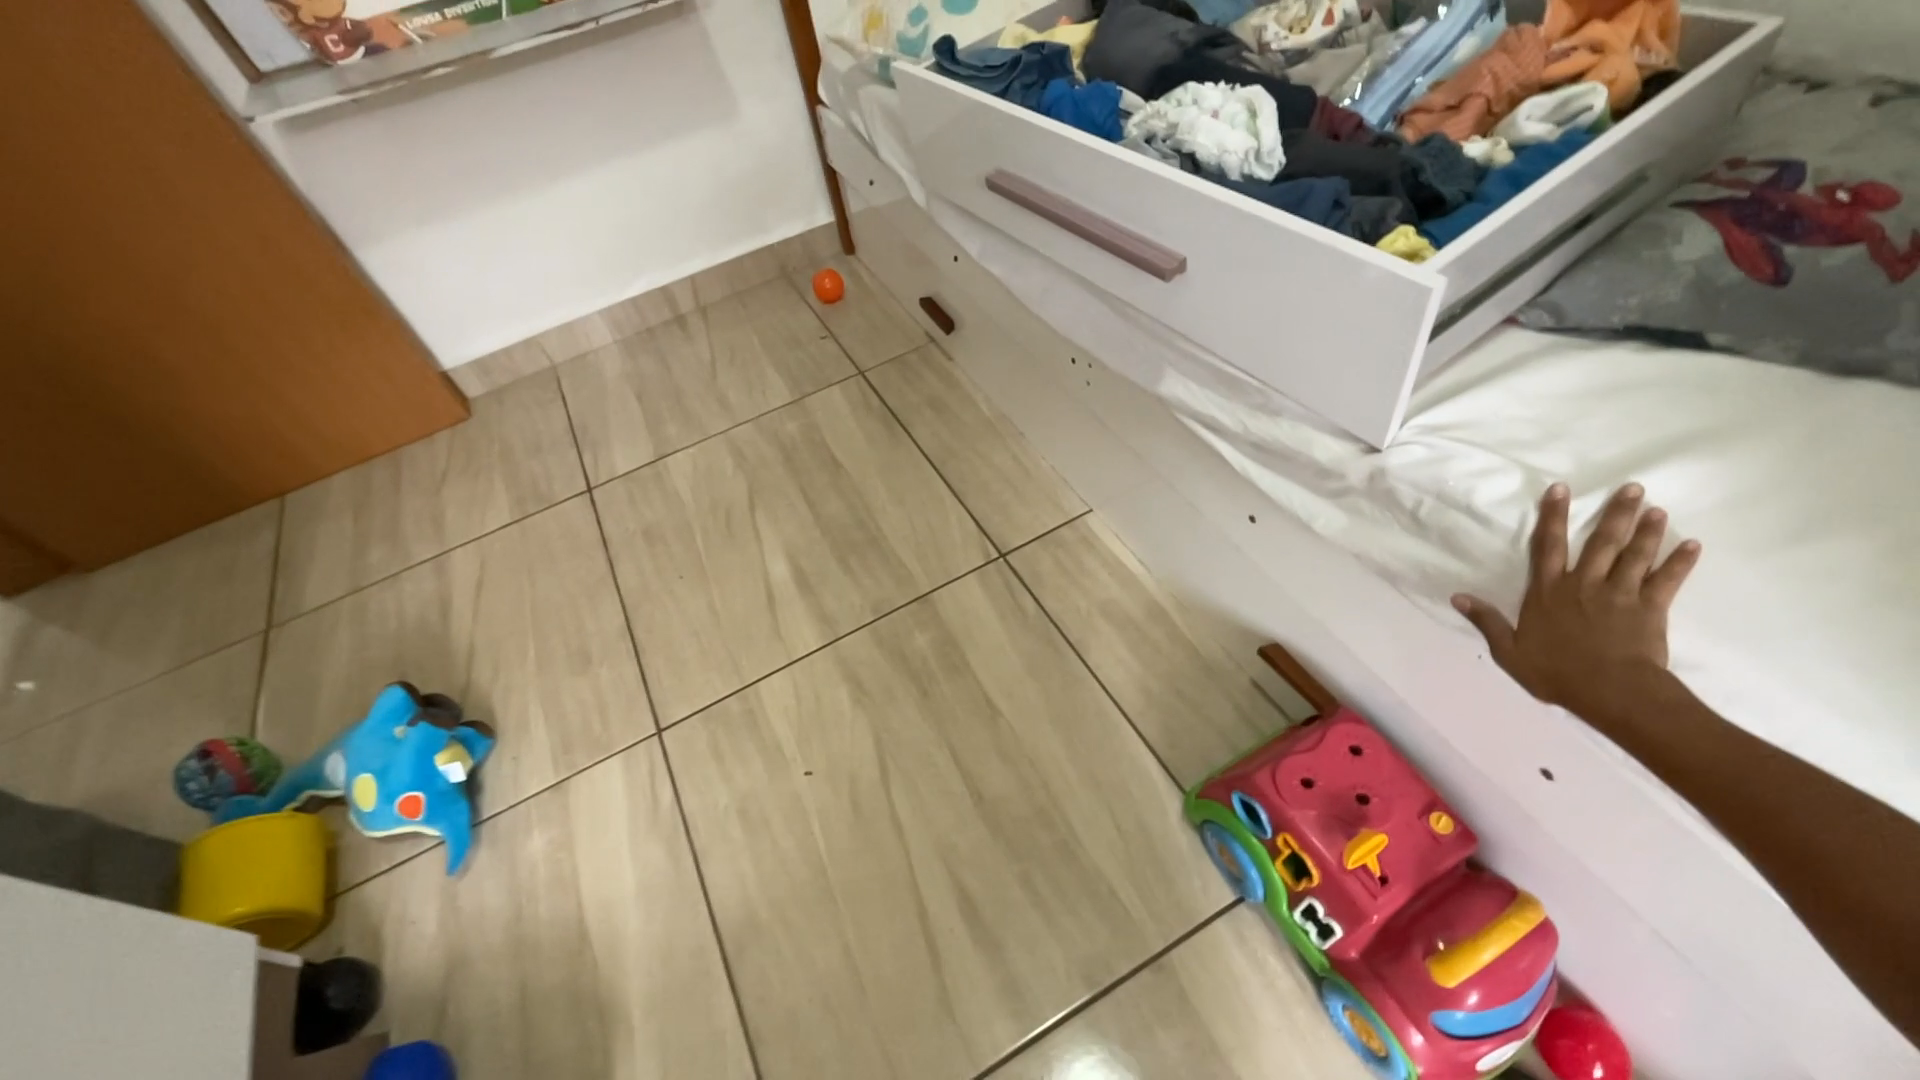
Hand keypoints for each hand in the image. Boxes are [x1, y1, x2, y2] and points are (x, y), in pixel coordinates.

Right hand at [1451, 483, 1701, 727]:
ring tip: (1656, 509)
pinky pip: (1668, 580)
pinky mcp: (1650, 608)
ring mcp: (1619, 594)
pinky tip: (1693, 544)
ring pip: (1635, 554)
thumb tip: (1457, 597)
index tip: (1561, 489)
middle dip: (1615, 513)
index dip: (1553, 516)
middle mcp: (1583, 584)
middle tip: (1632, 486)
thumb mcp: (1509, 652)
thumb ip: (1486, 621)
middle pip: (1601, 542)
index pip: (1548, 546)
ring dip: (1647, 530)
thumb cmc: (1556, 672)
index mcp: (1548, 592)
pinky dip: (1681, 562)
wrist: (1610, 691)